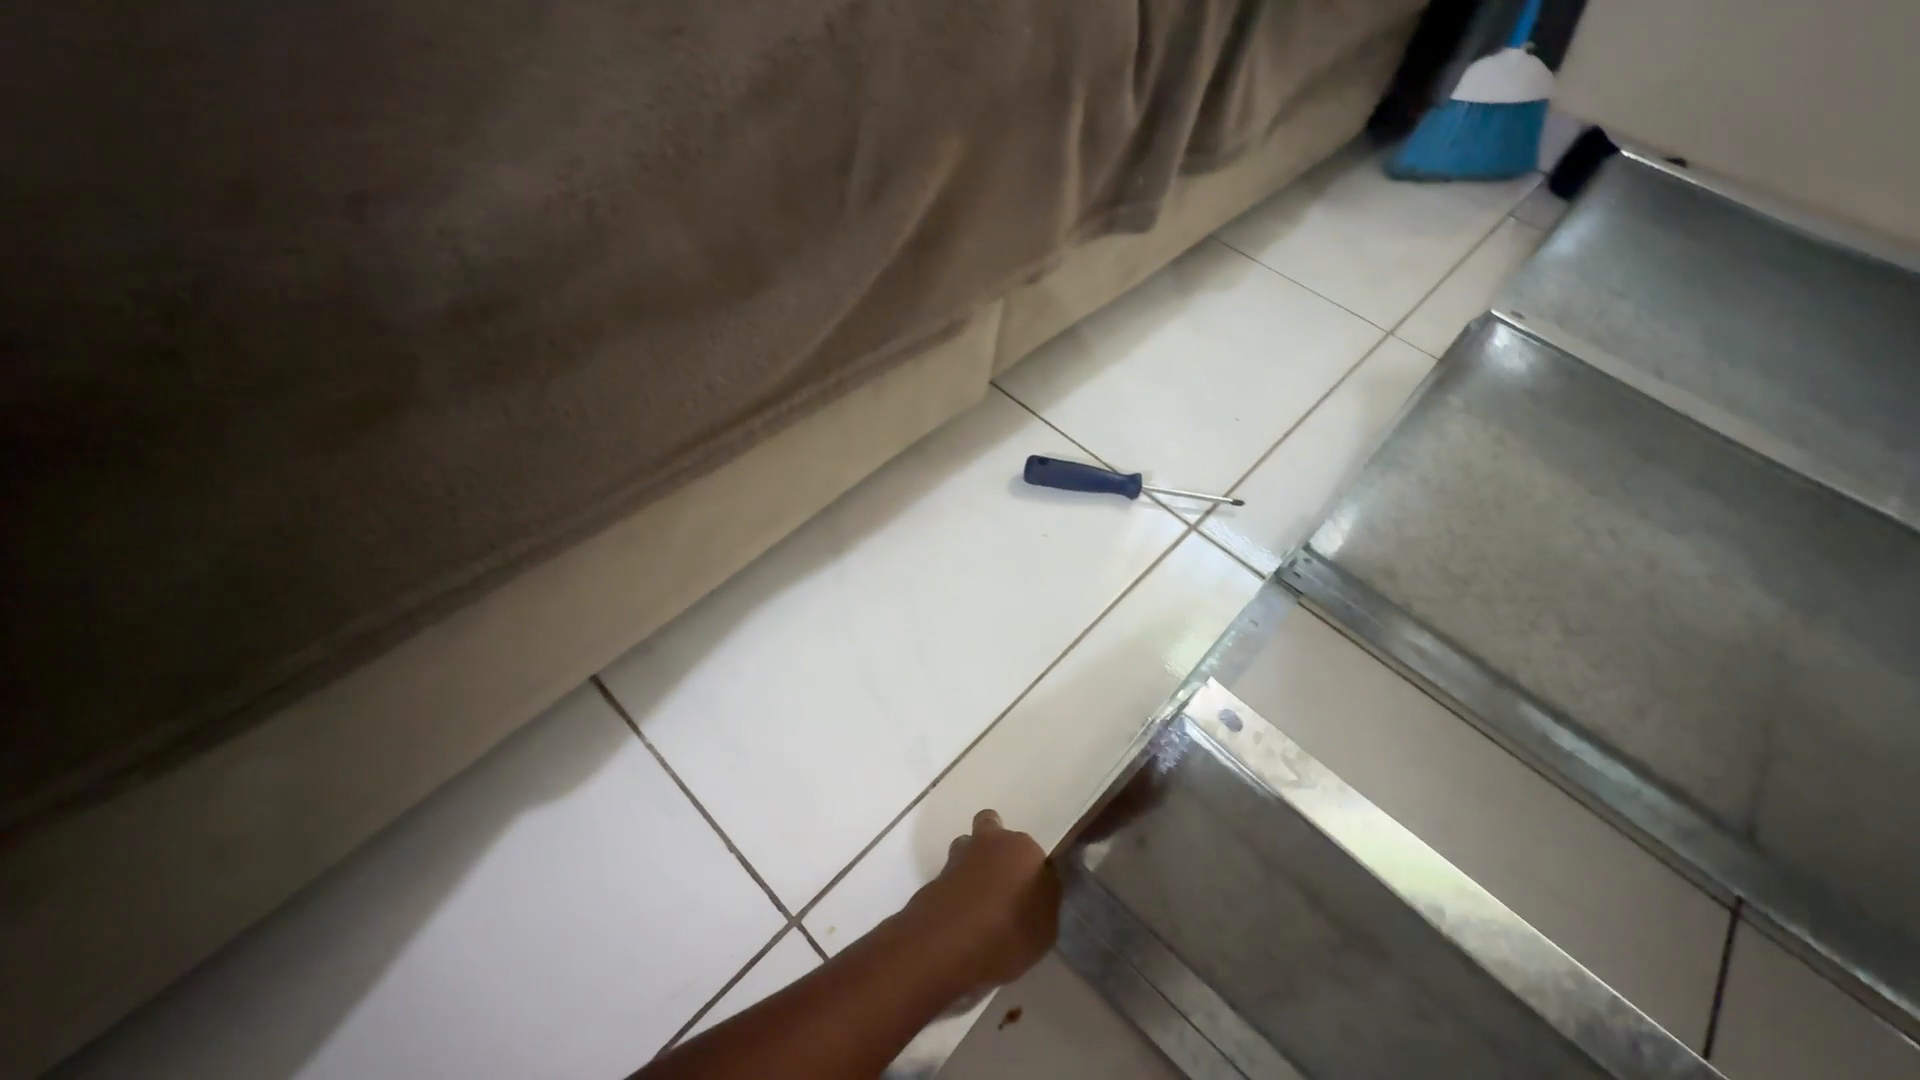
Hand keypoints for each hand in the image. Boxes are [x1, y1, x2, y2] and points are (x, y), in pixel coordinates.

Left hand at [898, 810, 1060, 994]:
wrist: (950, 945)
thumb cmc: (1011, 933)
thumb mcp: (1046, 926)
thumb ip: (1043, 901)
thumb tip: (1035, 894)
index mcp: (1022, 848)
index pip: (1031, 850)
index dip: (1029, 869)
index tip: (1030, 891)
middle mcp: (988, 843)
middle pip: (990, 826)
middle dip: (993, 844)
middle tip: (1001, 880)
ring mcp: (956, 859)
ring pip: (964, 848)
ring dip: (970, 865)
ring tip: (978, 901)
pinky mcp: (933, 879)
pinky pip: (949, 878)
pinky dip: (954, 891)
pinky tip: (960, 918)